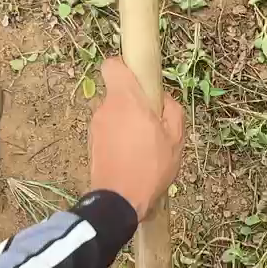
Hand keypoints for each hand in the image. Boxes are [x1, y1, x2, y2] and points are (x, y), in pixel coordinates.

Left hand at [89, 57, 184, 218]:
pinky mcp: (91, 145)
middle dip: (134, 104)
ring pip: (114, 115)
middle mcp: (104, 109)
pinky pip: (108, 133)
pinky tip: (133, 159)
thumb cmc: (149, 167)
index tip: (141, 83)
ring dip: (127, 125)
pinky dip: (119, 140)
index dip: (126, 69)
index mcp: (124, 99)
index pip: (112, 65)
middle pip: (118, 94)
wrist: (118, 202)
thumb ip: (172, 111)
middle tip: (152, 126)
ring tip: (144, 148)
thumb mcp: (176, 139)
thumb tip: (163, 101)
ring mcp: (95, 128)